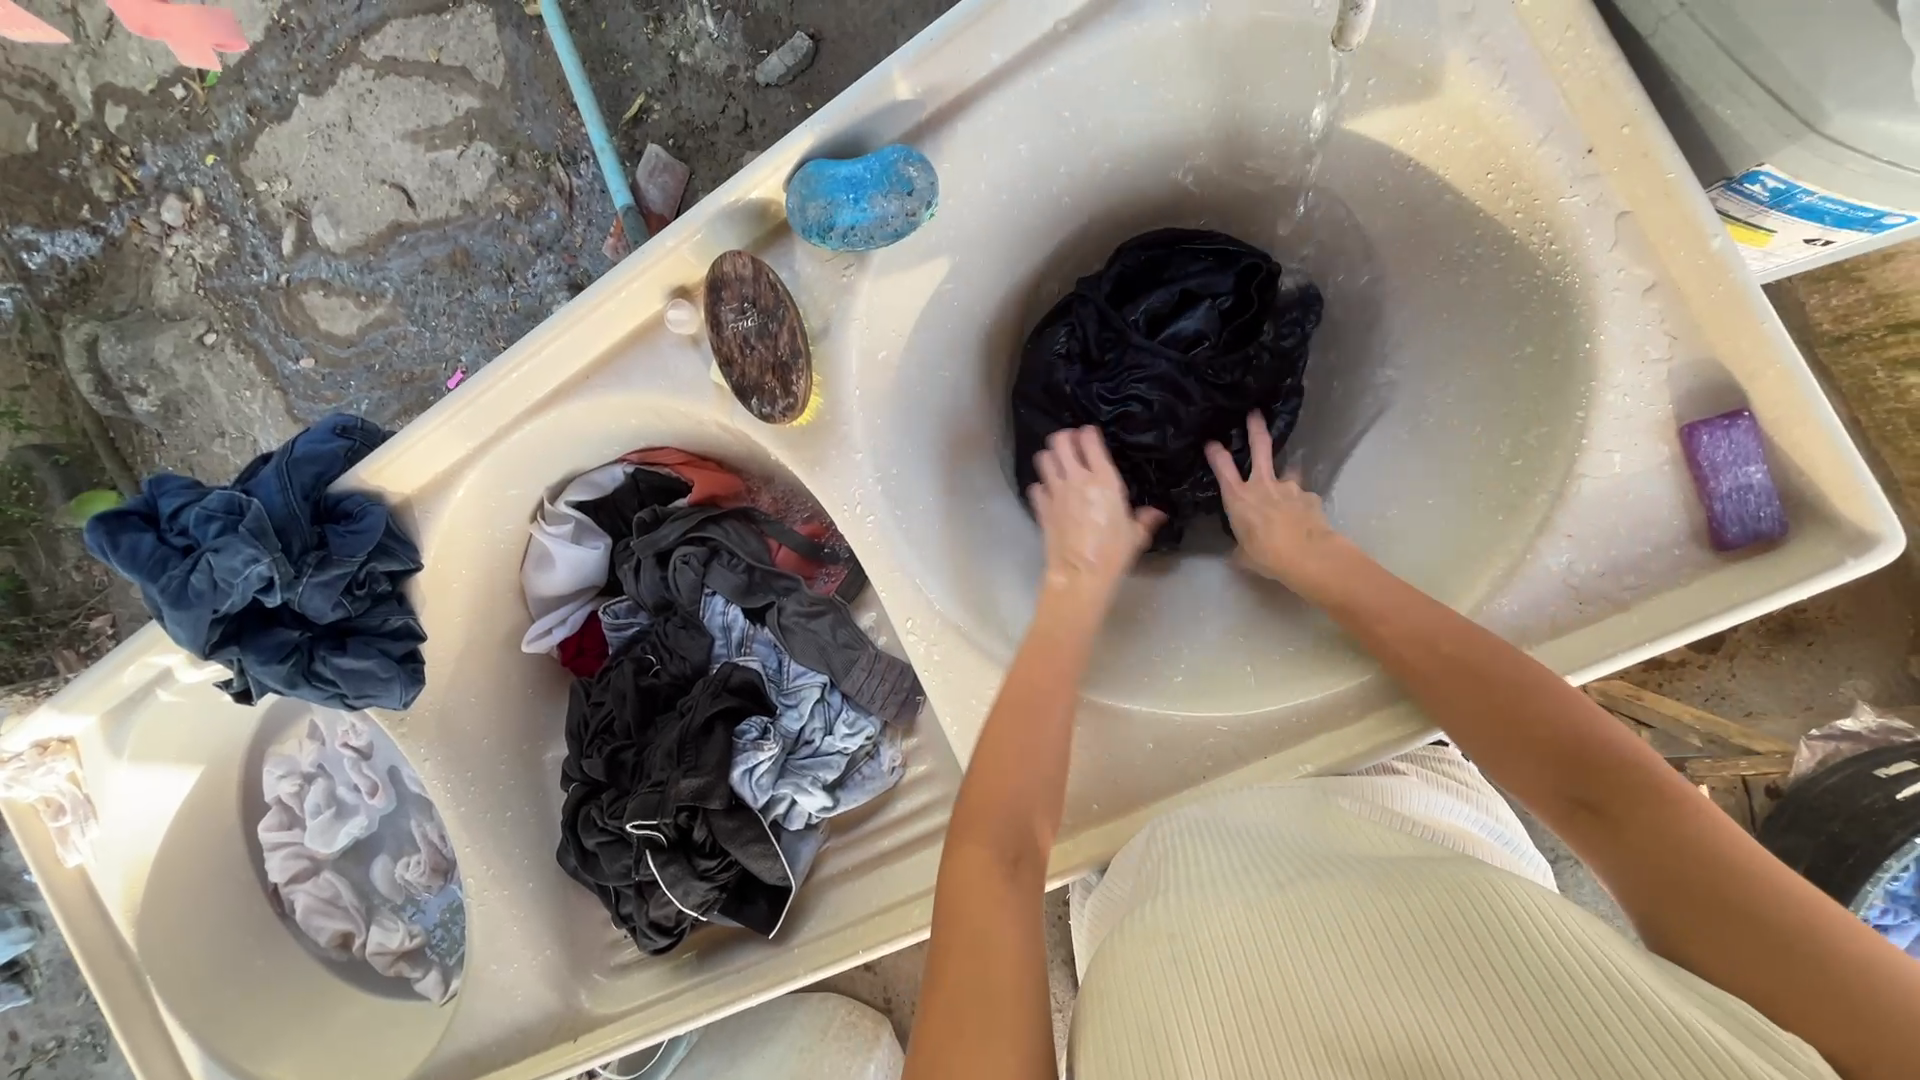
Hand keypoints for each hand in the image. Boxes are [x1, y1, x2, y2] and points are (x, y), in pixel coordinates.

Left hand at [1028, 426, 1165, 608]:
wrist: (1081, 574)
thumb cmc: (1113, 552)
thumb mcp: (1135, 535)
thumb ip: (1144, 519)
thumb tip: (1156, 513)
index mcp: (1104, 479)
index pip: (1090, 441)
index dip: (1088, 434)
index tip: (1089, 435)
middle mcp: (1076, 479)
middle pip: (1060, 442)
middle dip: (1064, 438)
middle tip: (1070, 444)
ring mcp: (1055, 491)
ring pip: (1044, 459)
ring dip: (1050, 458)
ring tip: (1057, 464)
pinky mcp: (1041, 507)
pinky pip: (1036, 487)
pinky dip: (1040, 486)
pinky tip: (1048, 493)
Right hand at [1205, 410, 1346, 589]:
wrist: (1307, 555)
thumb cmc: (1266, 555)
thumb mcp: (1243, 555)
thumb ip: (1240, 546)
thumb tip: (1241, 549)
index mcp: (1238, 499)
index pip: (1222, 468)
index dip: (1215, 453)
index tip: (1212, 441)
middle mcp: (1263, 486)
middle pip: (1259, 449)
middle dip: (1256, 429)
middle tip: (1255, 414)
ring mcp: (1289, 488)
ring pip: (1288, 472)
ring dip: (1287, 475)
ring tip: (1289, 484)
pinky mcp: (1310, 497)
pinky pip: (1304, 498)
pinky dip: (1303, 505)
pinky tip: (1305, 518)